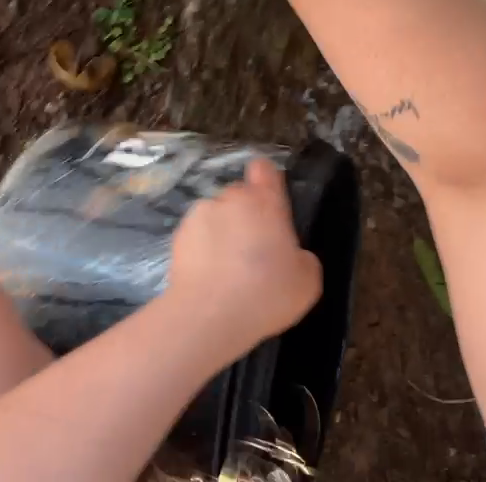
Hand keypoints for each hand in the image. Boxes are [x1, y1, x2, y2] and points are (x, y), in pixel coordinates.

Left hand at [166, 158, 322, 356]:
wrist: (208, 317)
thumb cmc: (265, 293)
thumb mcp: (307, 280)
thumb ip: (302, 255)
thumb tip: (291, 255)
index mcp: (265, 202)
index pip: (264, 168)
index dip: (268, 182)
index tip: (272, 206)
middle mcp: (231, 198)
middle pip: (240, 195)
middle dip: (247, 215)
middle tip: (254, 251)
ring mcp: (201, 214)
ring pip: (217, 215)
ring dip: (223, 232)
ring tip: (227, 269)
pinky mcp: (178, 235)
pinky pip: (197, 235)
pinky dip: (202, 249)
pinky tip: (209, 277)